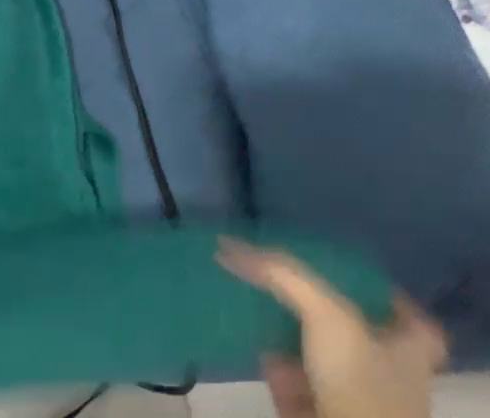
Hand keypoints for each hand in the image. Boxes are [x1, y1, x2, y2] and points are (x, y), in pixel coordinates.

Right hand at [217, 237, 446, 417]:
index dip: (360, 278)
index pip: (391, 300)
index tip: (321, 257)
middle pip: (336, 310)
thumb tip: (228, 244)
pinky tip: (226, 310)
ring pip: (300, 329)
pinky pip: (274, 350)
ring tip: (232, 275)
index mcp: (407, 342)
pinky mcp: (304, 389)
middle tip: (262, 260)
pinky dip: (252, 332)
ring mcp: (341, 376)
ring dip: (268, 307)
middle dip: (298, 287)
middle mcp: (379, 357)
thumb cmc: (360, 380)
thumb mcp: (330, 316)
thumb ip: (284, 275)